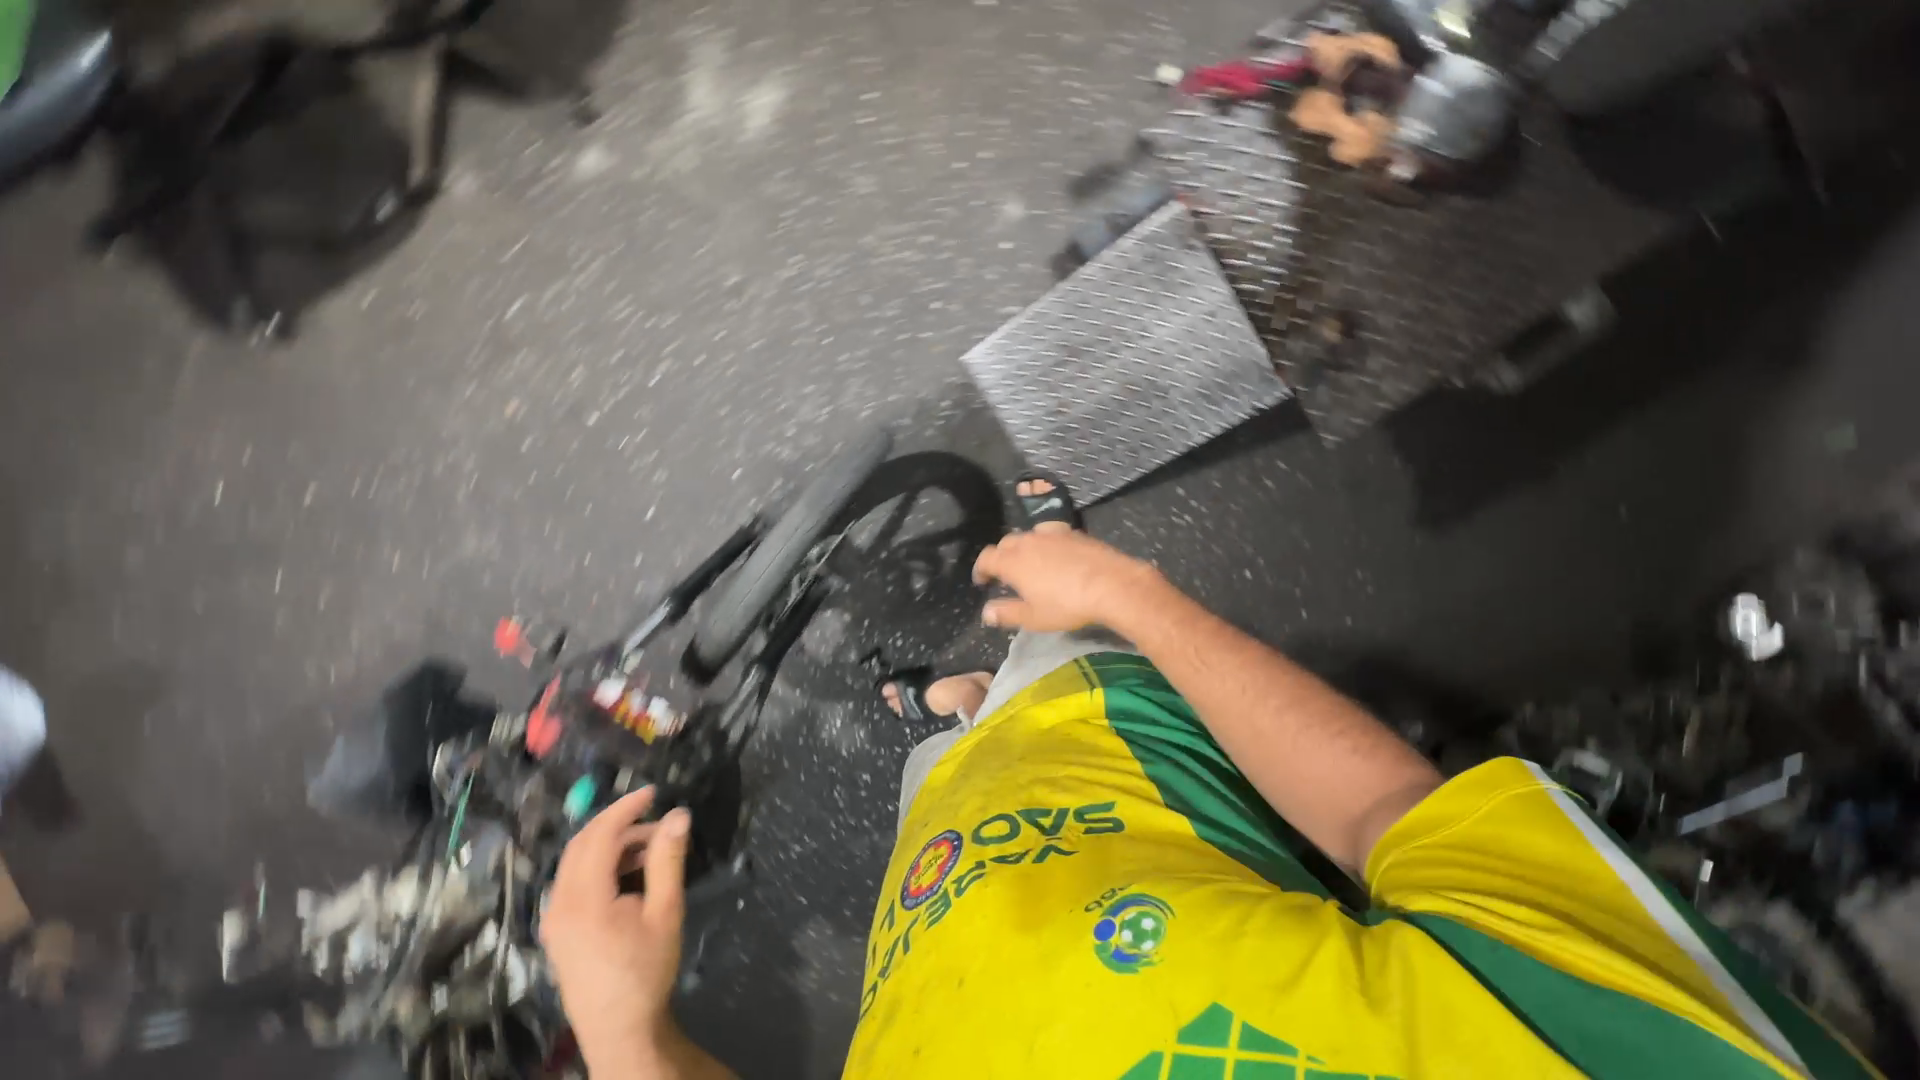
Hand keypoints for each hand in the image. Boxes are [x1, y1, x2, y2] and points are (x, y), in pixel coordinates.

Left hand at [541, 787, 691, 1068]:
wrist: (620, 1031)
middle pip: (582, 844)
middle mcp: (559, 903)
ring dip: (610, 845)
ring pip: (576, 863)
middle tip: (655, 819)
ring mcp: (553, 919)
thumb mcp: (666, 912)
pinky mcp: (557, 931)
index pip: (600, 835)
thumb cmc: (646, 970)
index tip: (654, 792)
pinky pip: (573, 882)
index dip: (627, 808)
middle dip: (619, 824)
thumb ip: (668, 859)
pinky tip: (628, 875)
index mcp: (583, 898)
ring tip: (650, 849)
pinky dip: (600, 866)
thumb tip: (678, 815)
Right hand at [971, 530, 1160, 632]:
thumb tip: (986, 612)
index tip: (982, 581)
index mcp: (1012, 561)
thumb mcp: (1033, 617)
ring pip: (1028, 536)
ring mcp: (1051, 533)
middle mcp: (1028, 541)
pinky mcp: (1073, 532)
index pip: (986, 558)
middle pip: (1006, 543)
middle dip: (1001, 556)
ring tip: (1030, 564)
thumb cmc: (1067, 605)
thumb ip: (1007, 613)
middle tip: (1006, 574)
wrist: (1111, 584)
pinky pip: (1050, 534)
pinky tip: (1056, 555)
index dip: (981, 569)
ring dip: (1023, 548)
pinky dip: (1045, 543)